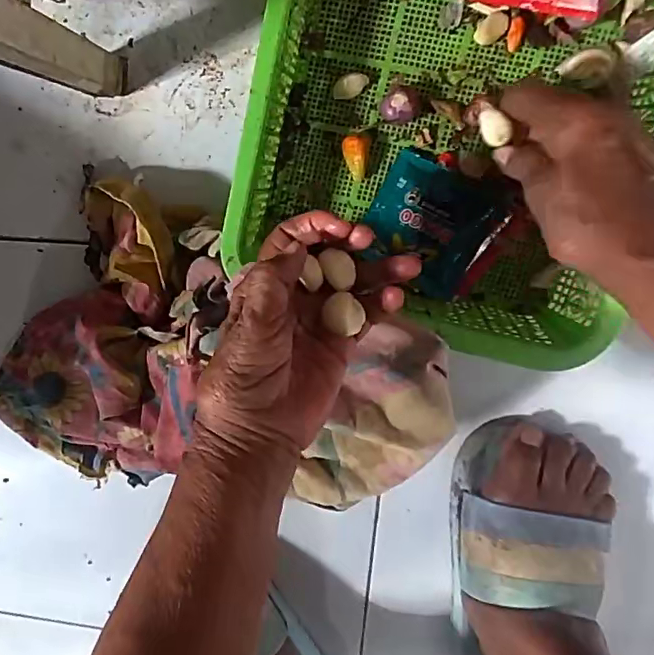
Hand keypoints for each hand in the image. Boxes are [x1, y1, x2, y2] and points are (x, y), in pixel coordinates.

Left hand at [195, 212, 419, 457]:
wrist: (258, 428)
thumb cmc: (245, 372)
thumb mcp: (252, 324)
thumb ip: (272, 284)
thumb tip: (297, 246)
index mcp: (265, 285)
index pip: (289, 243)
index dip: (313, 227)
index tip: (340, 226)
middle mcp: (293, 296)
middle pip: (326, 258)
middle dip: (349, 244)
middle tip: (370, 239)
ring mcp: (318, 318)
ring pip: (352, 284)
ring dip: (378, 272)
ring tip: (408, 266)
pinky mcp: (340, 343)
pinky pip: (363, 314)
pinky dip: (380, 303)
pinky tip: (394, 298)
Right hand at [491, 82, 653, 284]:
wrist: (651, 254)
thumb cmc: (585, 224)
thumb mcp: (539, 195)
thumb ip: (522, 164)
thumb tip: (506, 150)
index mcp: (574, 119)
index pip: (524, 94)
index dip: (499, 109)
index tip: (484, 131)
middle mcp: (604, 113)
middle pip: (554, 100)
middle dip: (526, 120)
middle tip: (505, 147)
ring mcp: (627, 129)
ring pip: (577, 116)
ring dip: (551, 131)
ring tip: (530, 160)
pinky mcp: (640, 150)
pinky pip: (595, 133)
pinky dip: (573, 143)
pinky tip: (562, 168)